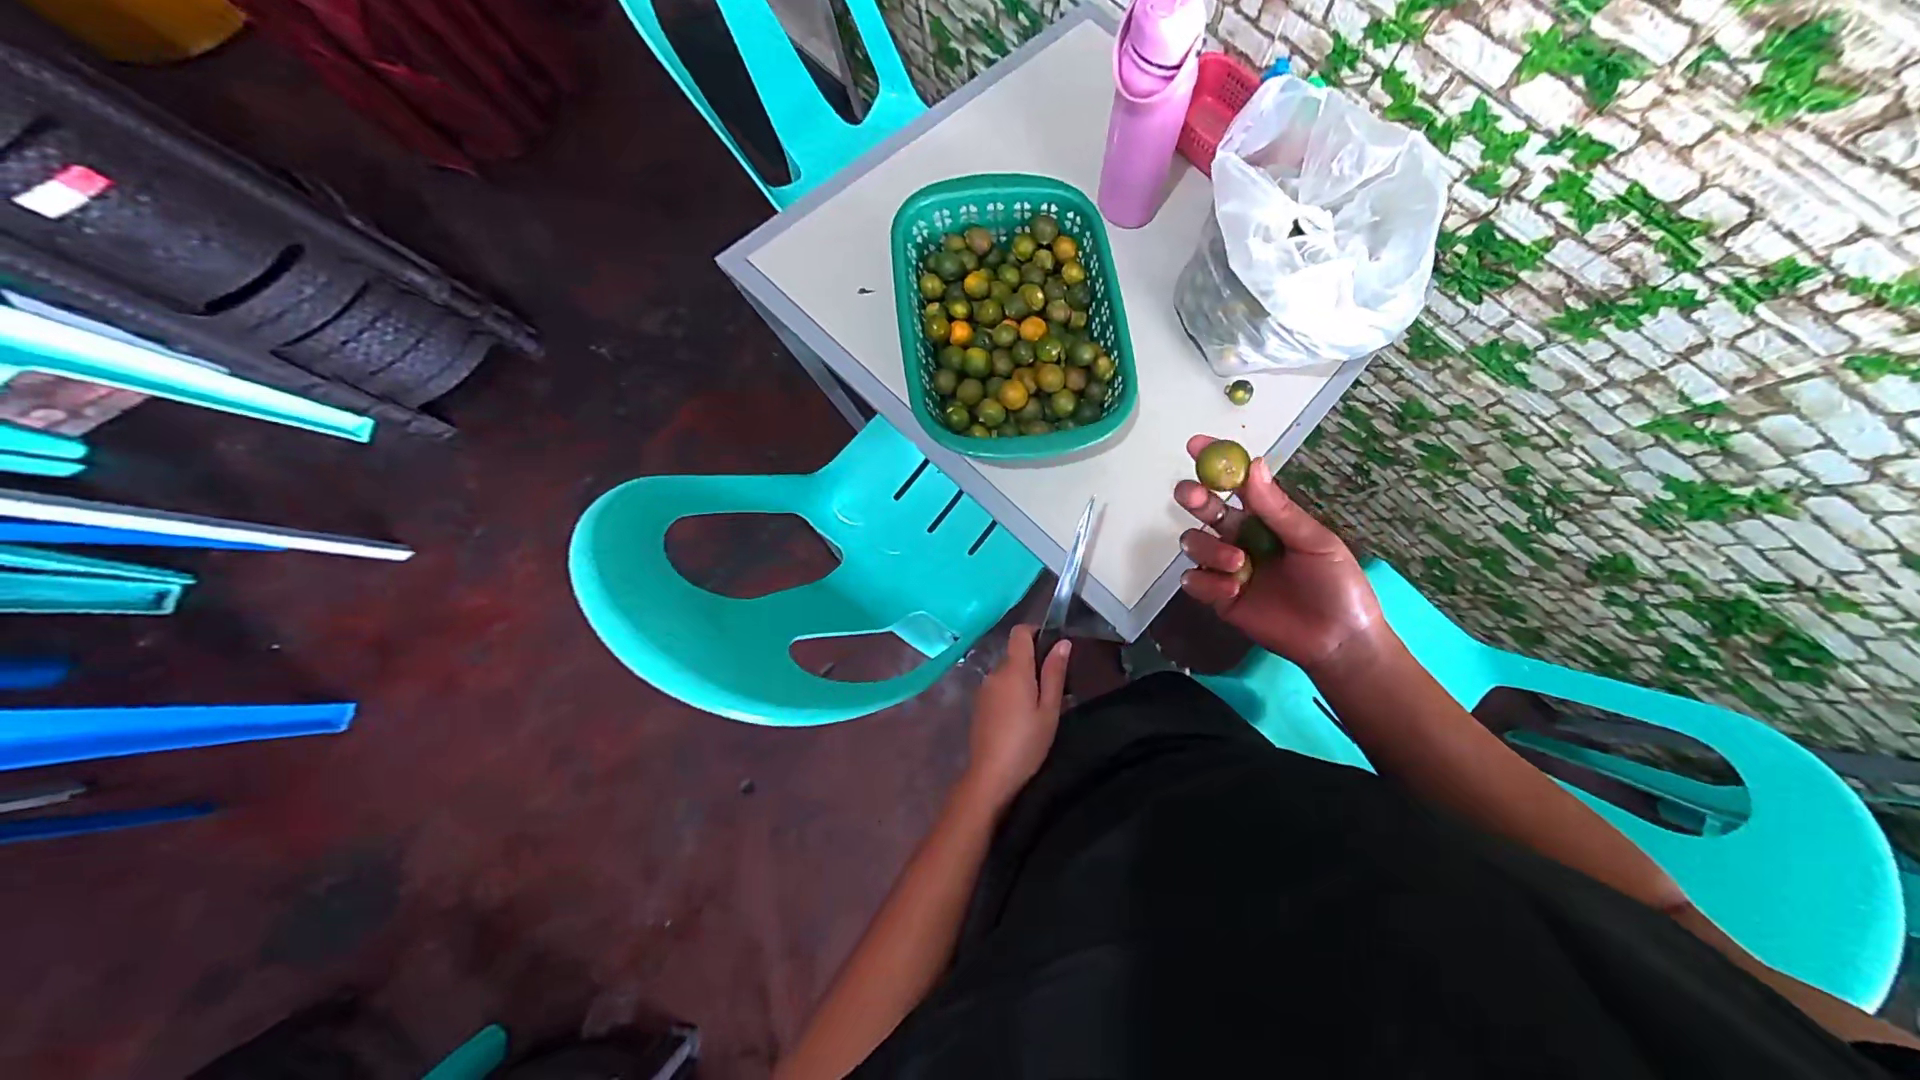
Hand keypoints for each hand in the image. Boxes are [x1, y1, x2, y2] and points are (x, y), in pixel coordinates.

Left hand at [962, 625, 1069, 807]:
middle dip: (1034, 662)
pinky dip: (1011, 692)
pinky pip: (998, 687)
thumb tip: (1063, 642)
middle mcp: (994, 673)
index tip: (1053, 646)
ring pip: (1007, 672)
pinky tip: (1022, 716)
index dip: (1035, 631)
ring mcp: (983, 689)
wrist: (990, 775)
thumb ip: (1054, 673)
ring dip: (1023, 680)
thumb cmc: (1027, 742)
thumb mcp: (1049, 709)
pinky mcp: (979, 704)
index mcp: (1013, 669)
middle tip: (1056, 686)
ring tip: (1041, 705)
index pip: (1019, 633)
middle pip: (1014, 654)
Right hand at [1173, 435, 1386, 673]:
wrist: (1339, 640)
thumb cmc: (1337, 584)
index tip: (1196, 446)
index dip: (1214, 464)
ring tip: (1238, 563)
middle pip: (1203, 511)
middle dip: (1194, 498)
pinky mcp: (1218, 599)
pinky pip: (1194, 581)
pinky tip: (1231, 589)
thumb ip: (1277, 508)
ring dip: (1208, 548)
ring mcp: (1225, 568)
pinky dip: (1206, 582)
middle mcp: (1239, 539)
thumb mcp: (1314, 540)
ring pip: (1193, 543)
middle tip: (1195, 496)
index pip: (1233, 485)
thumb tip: (1254, 463)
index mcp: (1264, 519)